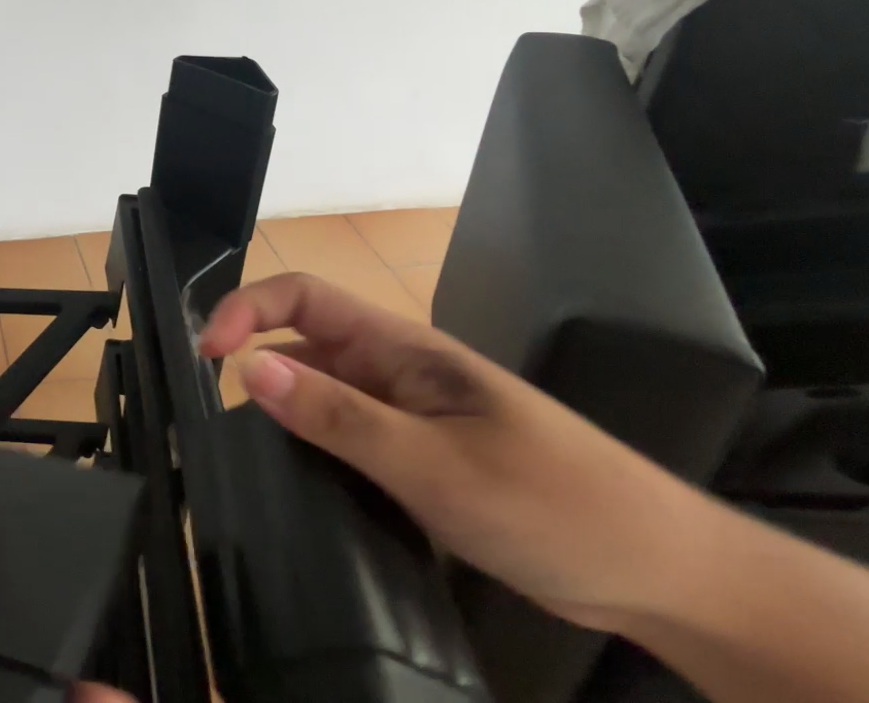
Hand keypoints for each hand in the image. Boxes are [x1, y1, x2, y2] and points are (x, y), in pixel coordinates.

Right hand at [199, 272, 715, 632]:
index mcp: (403, 349)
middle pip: (303, 338)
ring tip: (242, 449)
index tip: (208, 355)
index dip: (247, 309)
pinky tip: (294, 480)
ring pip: (319, 389)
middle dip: (250, 355)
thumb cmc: (554, 505)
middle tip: (211, 408)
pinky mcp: (416, 455)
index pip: (305, 296)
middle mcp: (397, 370)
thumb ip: (338, 416)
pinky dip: (307, 443)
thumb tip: (249, 366)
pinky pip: (342, 433)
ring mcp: (407, 414)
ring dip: (277, 403)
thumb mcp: (435, 464)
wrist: (660, 572)